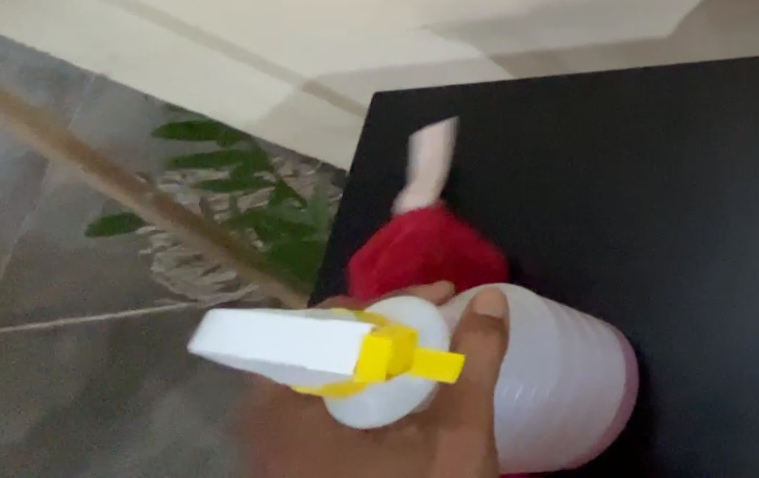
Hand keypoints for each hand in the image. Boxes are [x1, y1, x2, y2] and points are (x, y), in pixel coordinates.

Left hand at [237, 282, 508, 477]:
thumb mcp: (460, 437)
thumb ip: (472, 361)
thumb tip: (486, 297)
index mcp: (298, 432)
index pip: (307, 340)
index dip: (367, 308)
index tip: (427, 302)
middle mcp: (272, 449)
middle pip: (305, 360)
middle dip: (368, 330)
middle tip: (424, 322)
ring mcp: (280, 470)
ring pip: (309, 389)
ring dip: (363, 359)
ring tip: (419, 351)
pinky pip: (314, 419)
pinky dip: (356, 392)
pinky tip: (402, 396)